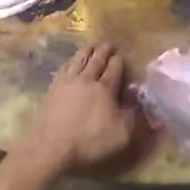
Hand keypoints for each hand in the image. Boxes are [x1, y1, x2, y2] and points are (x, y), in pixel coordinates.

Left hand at [25, 43, 142, 174]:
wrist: (54, 146)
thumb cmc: (91, 141)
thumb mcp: (122, 133)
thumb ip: (133, 114)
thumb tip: (137, 97)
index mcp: (104, 88)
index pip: (114, 69)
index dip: (118, 61)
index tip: (121, 54)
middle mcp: (85, 80)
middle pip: (95, 61)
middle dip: (103, 51)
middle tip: (108, 44)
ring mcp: (66, 83)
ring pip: (77, 61)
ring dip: (85, 52)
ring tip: (90, 47)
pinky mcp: (52, 90)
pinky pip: (62, 70)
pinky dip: (68, 63)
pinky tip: (69, 63)